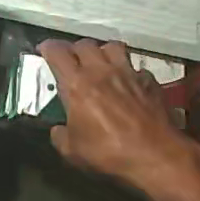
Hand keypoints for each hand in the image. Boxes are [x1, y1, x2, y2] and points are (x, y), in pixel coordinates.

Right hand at [39, 39, 192, 193]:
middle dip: (74, 49)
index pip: (58, 52)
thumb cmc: (109, 153)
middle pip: (85, 44)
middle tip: (71, 61)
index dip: (48, 48)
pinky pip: (135, 67)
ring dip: (102, 52)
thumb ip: (61, 136)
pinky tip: (127, 84)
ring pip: (112, 47)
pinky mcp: (149, 81)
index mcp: (77, 85)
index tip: (44, 50)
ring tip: (99, 63)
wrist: (156, 156)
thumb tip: (59, 130)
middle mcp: (101, 71)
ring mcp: (128, 73)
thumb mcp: (72, 151)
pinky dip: (128, 72)